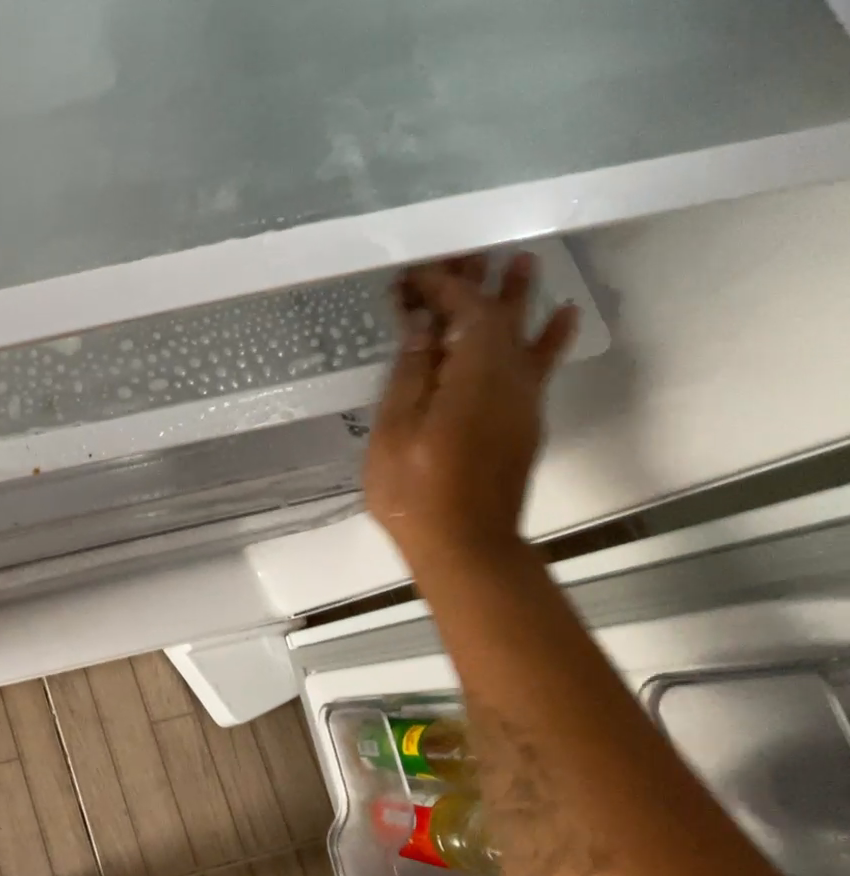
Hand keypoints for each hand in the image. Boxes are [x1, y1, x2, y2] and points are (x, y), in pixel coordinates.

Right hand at [364, 252, 579, 563]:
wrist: (465, 543)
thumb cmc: (414, 491)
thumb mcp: (395, 430)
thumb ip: (412, 373)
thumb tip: (424, 324)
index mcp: (470, 377)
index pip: (464, 313)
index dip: (441, 288)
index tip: (412, 275)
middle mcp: (506, 379)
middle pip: (498, 317)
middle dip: (479, 283)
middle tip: (467, 252)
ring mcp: (521, 400)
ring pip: (524, 335)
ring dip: (521, 297)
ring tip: (522, 262)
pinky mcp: (524, 421)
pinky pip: (542, 364)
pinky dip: (549, 336)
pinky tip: (561, 316)